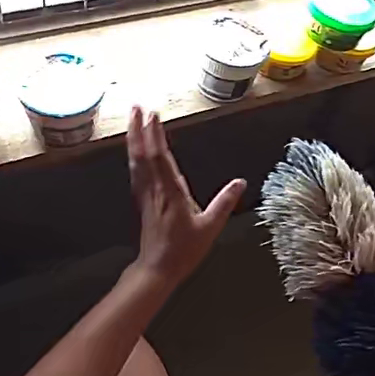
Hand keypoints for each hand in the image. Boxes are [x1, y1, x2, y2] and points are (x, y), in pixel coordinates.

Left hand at [125, 106, 244, 288]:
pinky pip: (135, 171)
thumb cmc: (184, 249)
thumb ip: (224, 203)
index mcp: (170, 192)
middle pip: (142, 153)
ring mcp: (144, 193)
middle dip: (138, 129)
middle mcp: (154, 188)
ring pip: (135, 160)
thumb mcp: (210, 227)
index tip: (153, 115)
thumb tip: (241, 182)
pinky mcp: (140, 199)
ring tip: (132, 120)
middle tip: (135, 107)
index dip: (155, 135)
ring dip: (133, 138)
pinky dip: (134, 155)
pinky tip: (134, 149)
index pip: (159, 157)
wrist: (157, 267)